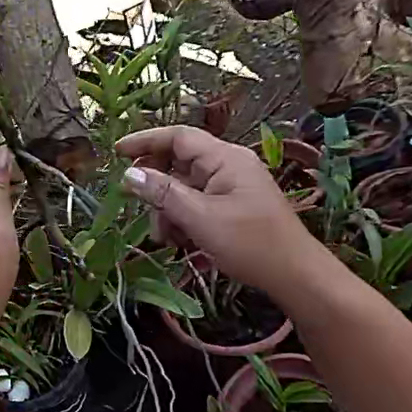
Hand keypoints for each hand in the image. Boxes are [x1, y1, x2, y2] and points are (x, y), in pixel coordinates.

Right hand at [116, 125, 321, 295]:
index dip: (145, 141)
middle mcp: (228, 166)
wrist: (295, 275)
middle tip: (140, 209)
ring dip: (169, 211)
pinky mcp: (232, 208)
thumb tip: (129, 174)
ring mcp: (231, 187)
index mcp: (225, 158)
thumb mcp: (200, 218)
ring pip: (185, 189)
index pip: (178, 136)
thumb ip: (163, 193)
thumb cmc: (251, 243)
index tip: (116, 152)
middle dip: (157, 189)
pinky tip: (182, 243)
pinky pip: (197, 205)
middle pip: (179, 165)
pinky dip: (184, 221)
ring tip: (167, 239)